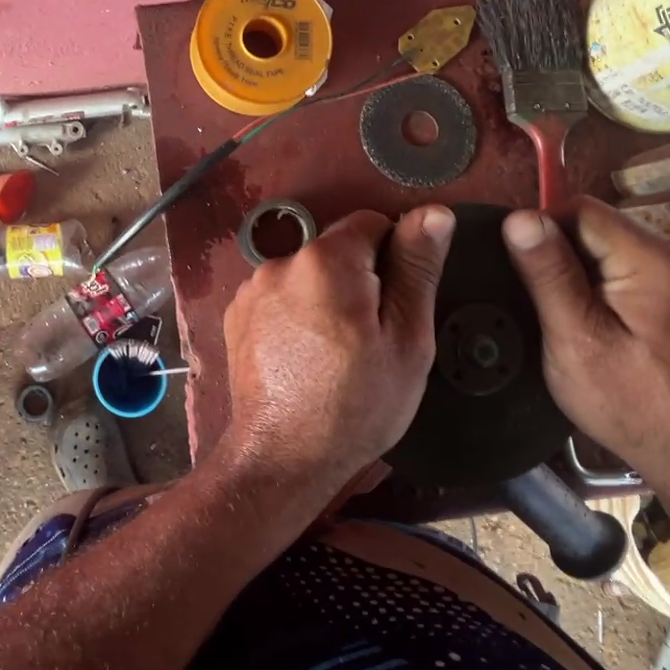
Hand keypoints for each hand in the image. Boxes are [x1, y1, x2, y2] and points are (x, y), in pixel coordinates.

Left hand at [219, 206, 454, 488]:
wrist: (282, 456)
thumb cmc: (357, 403)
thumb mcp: (407, 340)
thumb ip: (417, 269)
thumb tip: (434, 213)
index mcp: (325, 260)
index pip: (371, 223)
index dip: (395, 257)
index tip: (398, 303)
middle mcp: (280, 262)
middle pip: (335, 251)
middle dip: (358, 280)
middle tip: (370, 337)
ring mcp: (251, 289)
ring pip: (306, 276)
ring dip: (323, 297)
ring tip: (334, 352)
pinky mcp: (235, 314)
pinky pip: (278, 298)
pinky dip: (294, 314)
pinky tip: (302, 357)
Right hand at [501, 196, 669, 487]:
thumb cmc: (633, 403)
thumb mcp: (577, 338)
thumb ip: (549, 274)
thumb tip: (519, 217)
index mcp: (654, 260)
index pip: (580, 209)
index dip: (539, 230)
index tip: (516, 269)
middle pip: (597, 228)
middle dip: (558, 253)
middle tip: (534, 300)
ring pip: (610, 252)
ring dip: (577, 273)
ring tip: (558, 316)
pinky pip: (628, 276)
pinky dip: (599, 290)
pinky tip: (589, 326)